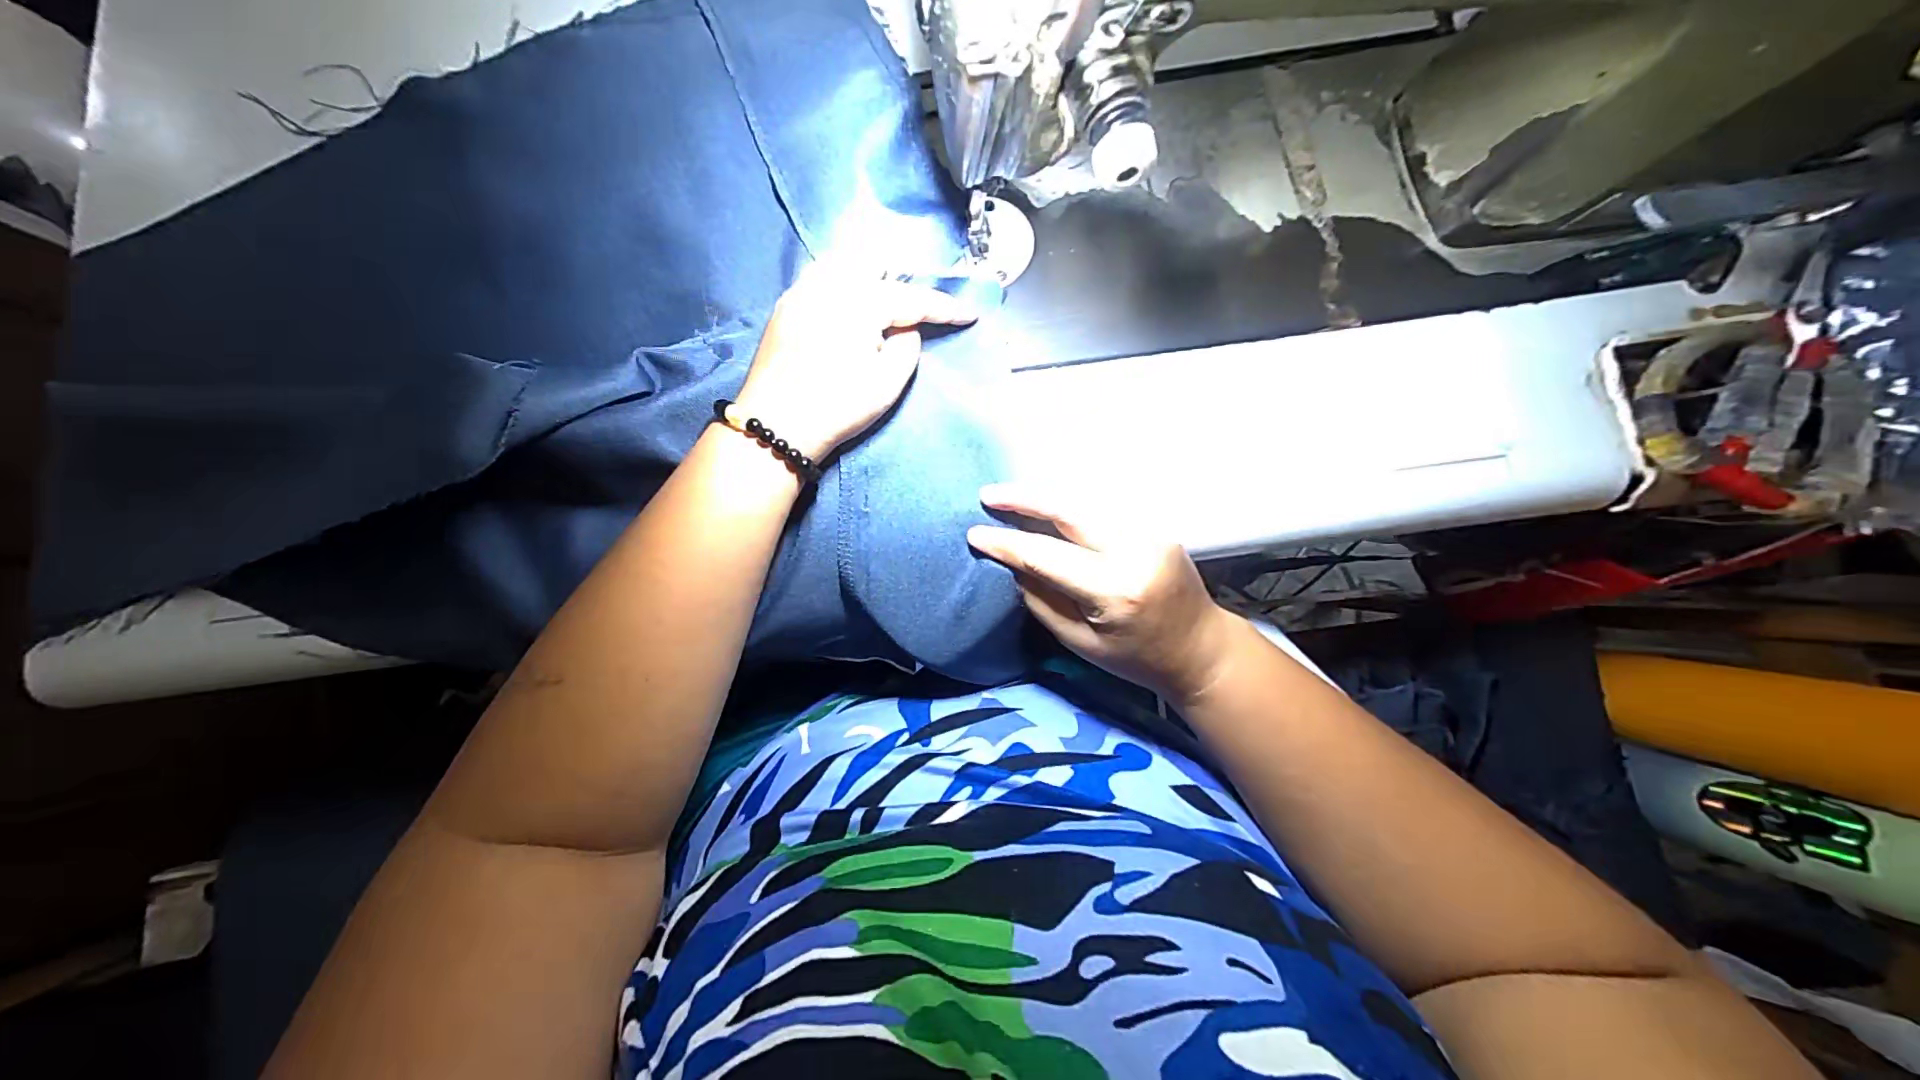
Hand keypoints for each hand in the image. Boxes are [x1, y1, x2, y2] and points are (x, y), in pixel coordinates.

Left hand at [732, 265, 977, 459]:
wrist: (776, 426)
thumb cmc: (837, 407)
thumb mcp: (888, 382)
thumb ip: (908, 345)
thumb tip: (904, 327)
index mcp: (860, 300)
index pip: (912, 297)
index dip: (945, 307)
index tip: (969, 314)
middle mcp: (829, 283)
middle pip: (877, 264)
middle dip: (905, 281)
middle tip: (922, 307)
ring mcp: (802, 291)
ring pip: (845, 263)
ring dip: (871, 275)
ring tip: (886, 299)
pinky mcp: (785, 306)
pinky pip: (821, 277)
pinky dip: (843, 282)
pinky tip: (850, 303)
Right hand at [966, 483, 1241, 703]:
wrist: (1199, 649)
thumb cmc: (1136, 658)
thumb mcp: (1080, 641)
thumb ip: (1042, 600)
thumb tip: (1014, 563)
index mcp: (1114, 590)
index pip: (1047, 556)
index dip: (1007, 544)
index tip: (975, 534)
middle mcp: (1134, 551)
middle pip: (1069, 512)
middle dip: (1024, 499)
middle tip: (987, 494)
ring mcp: (1151, 533)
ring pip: (1087, 503)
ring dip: (1047, 497)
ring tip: (1010, 497)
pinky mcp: (1157, 527)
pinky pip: (1105, 509)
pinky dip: (1073, 505)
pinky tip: (1049, 505)